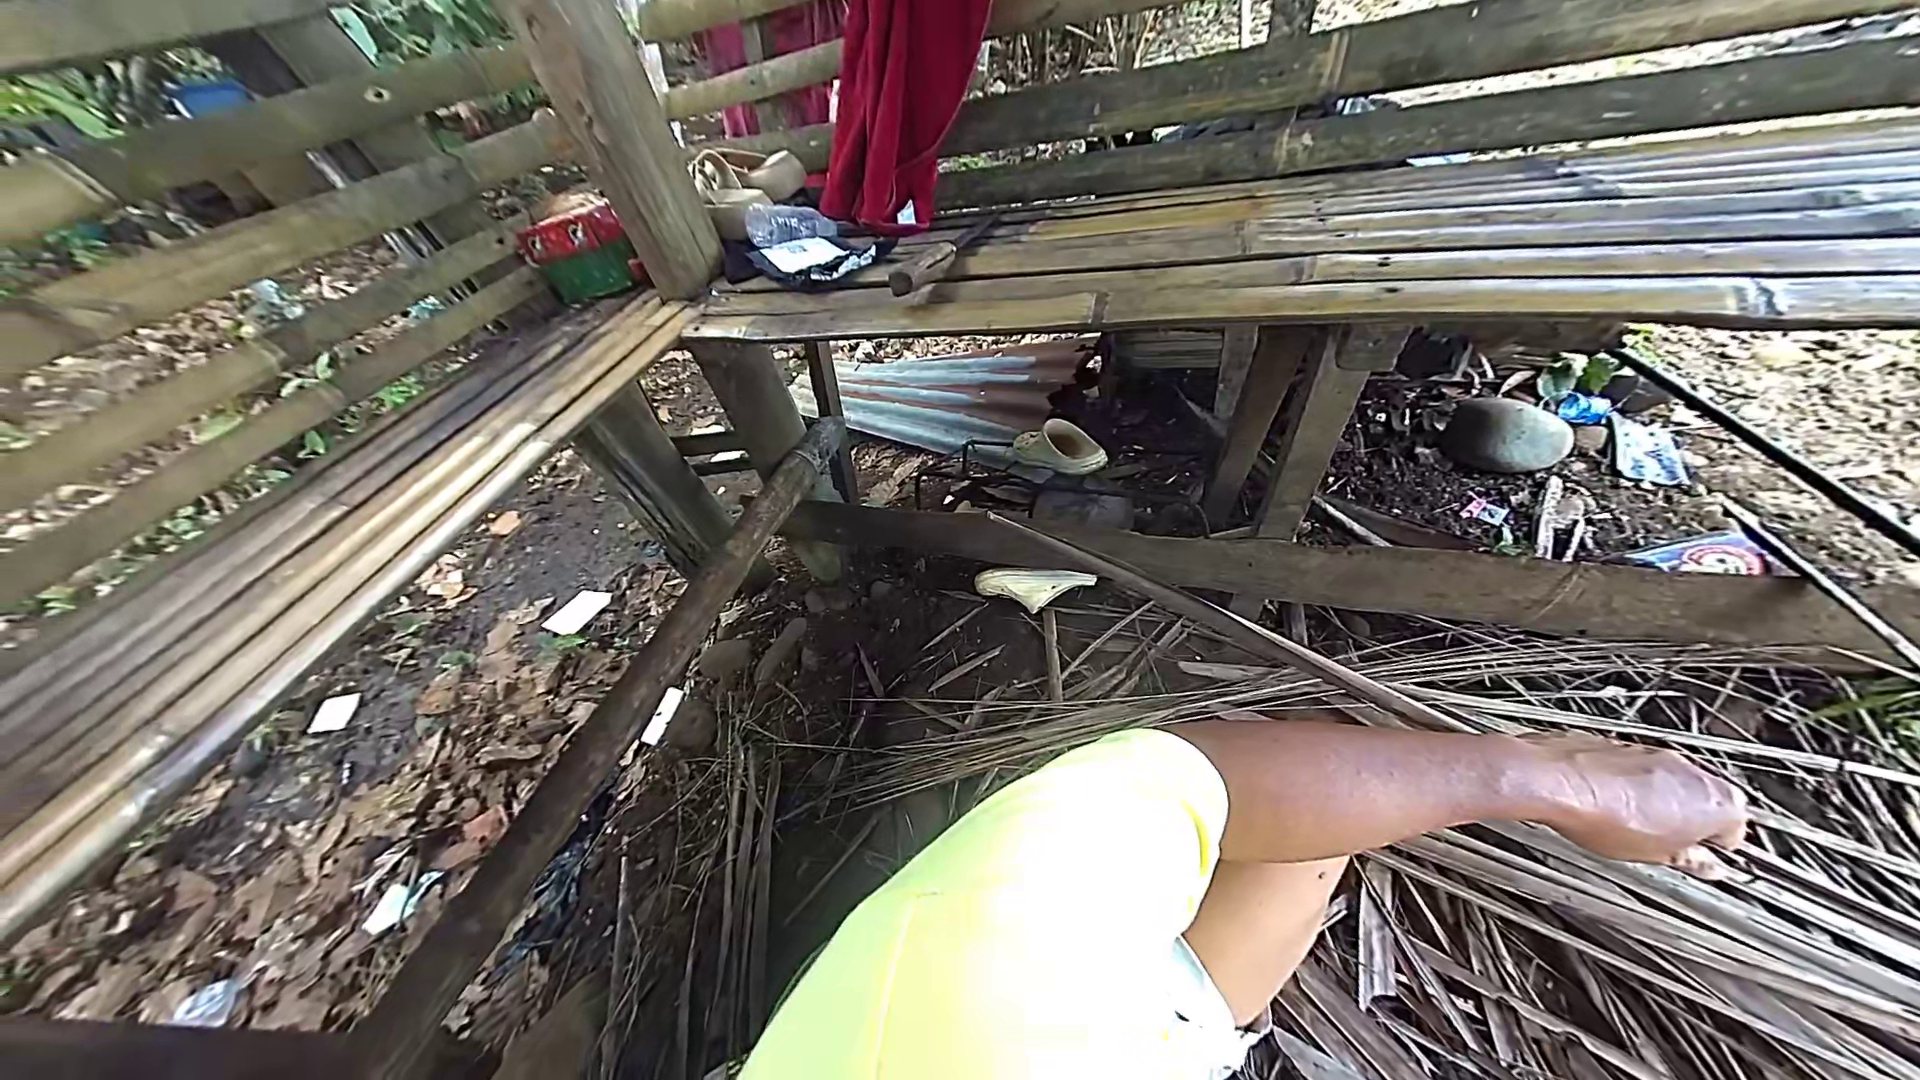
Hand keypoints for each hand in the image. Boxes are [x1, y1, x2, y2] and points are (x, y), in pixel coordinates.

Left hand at [1529, 734, 1747, 877]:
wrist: (1543, 778)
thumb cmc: (1601, 817)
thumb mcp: (1656, 855)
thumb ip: (1691, 859)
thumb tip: (1706, 864)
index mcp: (1717, 799)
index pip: (1730, 832)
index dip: (1703, 846)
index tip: (1683, 853)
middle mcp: (1684, 766)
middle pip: (1692, 800)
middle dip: (1675, 818)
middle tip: (1648, 837)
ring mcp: (1640, 749)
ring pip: (1653, 779)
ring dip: (1640, 796)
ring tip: (1611, 816)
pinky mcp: (1602, 739)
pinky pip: (1615, 763)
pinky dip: (1608, 776)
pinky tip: (1588, 793)